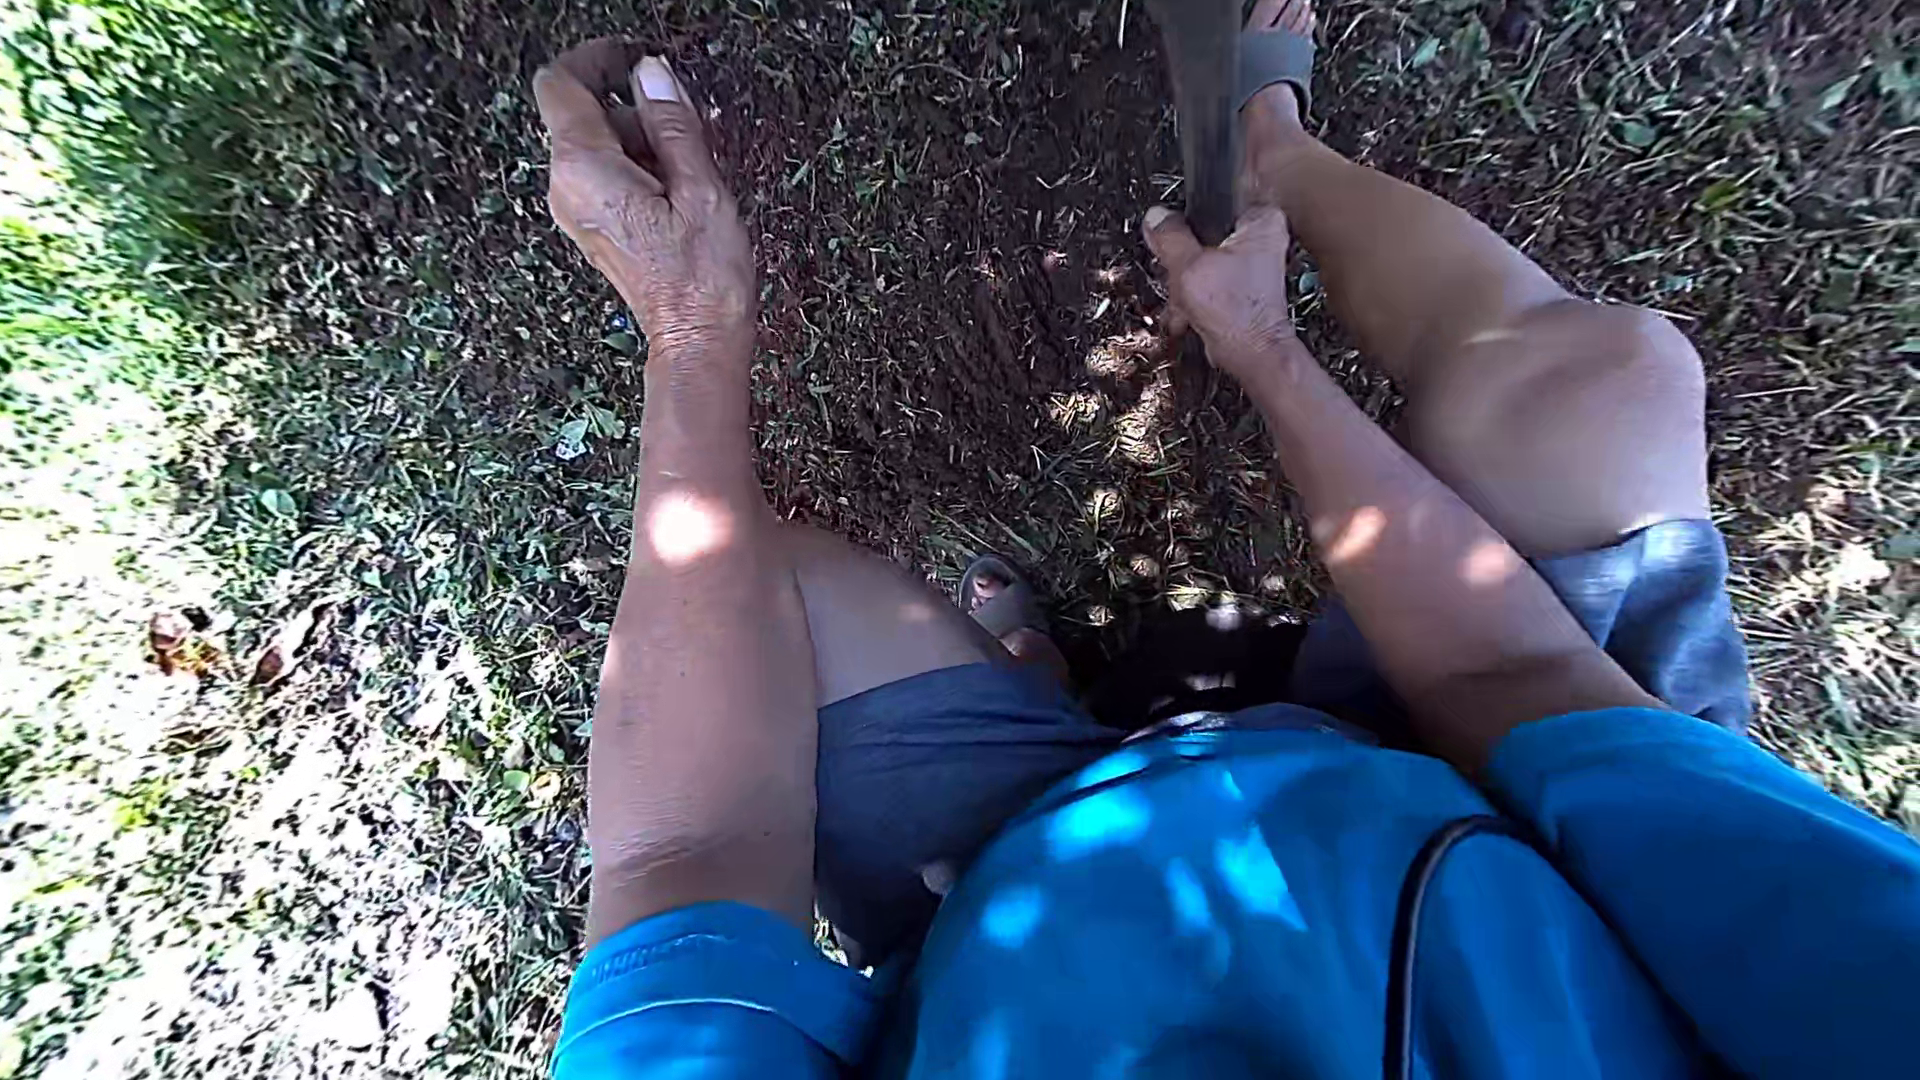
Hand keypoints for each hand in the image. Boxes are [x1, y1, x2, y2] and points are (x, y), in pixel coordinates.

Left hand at [533, 42, 754, 362]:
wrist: (700, 345)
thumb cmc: (704, 284)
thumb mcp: (702, 194)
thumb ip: (674, 126)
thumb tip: (655, 76)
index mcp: (586, 170)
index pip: (564, 83)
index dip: (599, 61)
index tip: (636, 61)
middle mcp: (569, 190)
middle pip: (588, 119)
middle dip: (639, 114)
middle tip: (694, 126)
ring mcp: (581, 217)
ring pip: (602, 153)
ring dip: (648, 148)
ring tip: (700, 168)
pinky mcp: (600, 236)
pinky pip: (611, 185)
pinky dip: (643, 176)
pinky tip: (684, 193)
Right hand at [1141, 204, 1298, 383]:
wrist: (1250, 352)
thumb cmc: (1237, 314)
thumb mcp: (1189, 268)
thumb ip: (1170, 238)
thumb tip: (1156, 217)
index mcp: (1260, 218)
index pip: (1213, 201)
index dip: (1186, 224)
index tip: (1176, 243)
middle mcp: (1261, 235)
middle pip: (1201, 236)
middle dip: (1181, 266)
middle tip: (1181, 282)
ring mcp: (1251, 261)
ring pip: (1199, 261)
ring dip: (1183, 286)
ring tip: (1185, 303)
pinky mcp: (1239, 285)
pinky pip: (1204, 281)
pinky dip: (1192, 298)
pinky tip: (1189, 311)